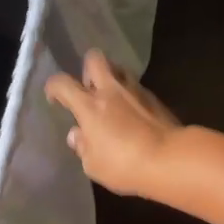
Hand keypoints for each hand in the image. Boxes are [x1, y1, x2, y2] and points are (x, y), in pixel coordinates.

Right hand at [44, 50, 182, 197]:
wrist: (170, 158)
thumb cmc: (124, 165)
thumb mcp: (93, 165)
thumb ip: (83, 146)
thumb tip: (77, 134)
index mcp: (90, 105)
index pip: (62, 83)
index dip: (54, 87)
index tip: (55, 99)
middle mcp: (111, 90)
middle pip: (95, 59)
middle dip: (87, 70)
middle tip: (89, 90)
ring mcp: (136, 91)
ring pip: (119, 69)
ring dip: (112, 79)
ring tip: (112, 100)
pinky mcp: (155, 98)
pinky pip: (137, 87)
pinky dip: (130, 95)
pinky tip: (133, 114)